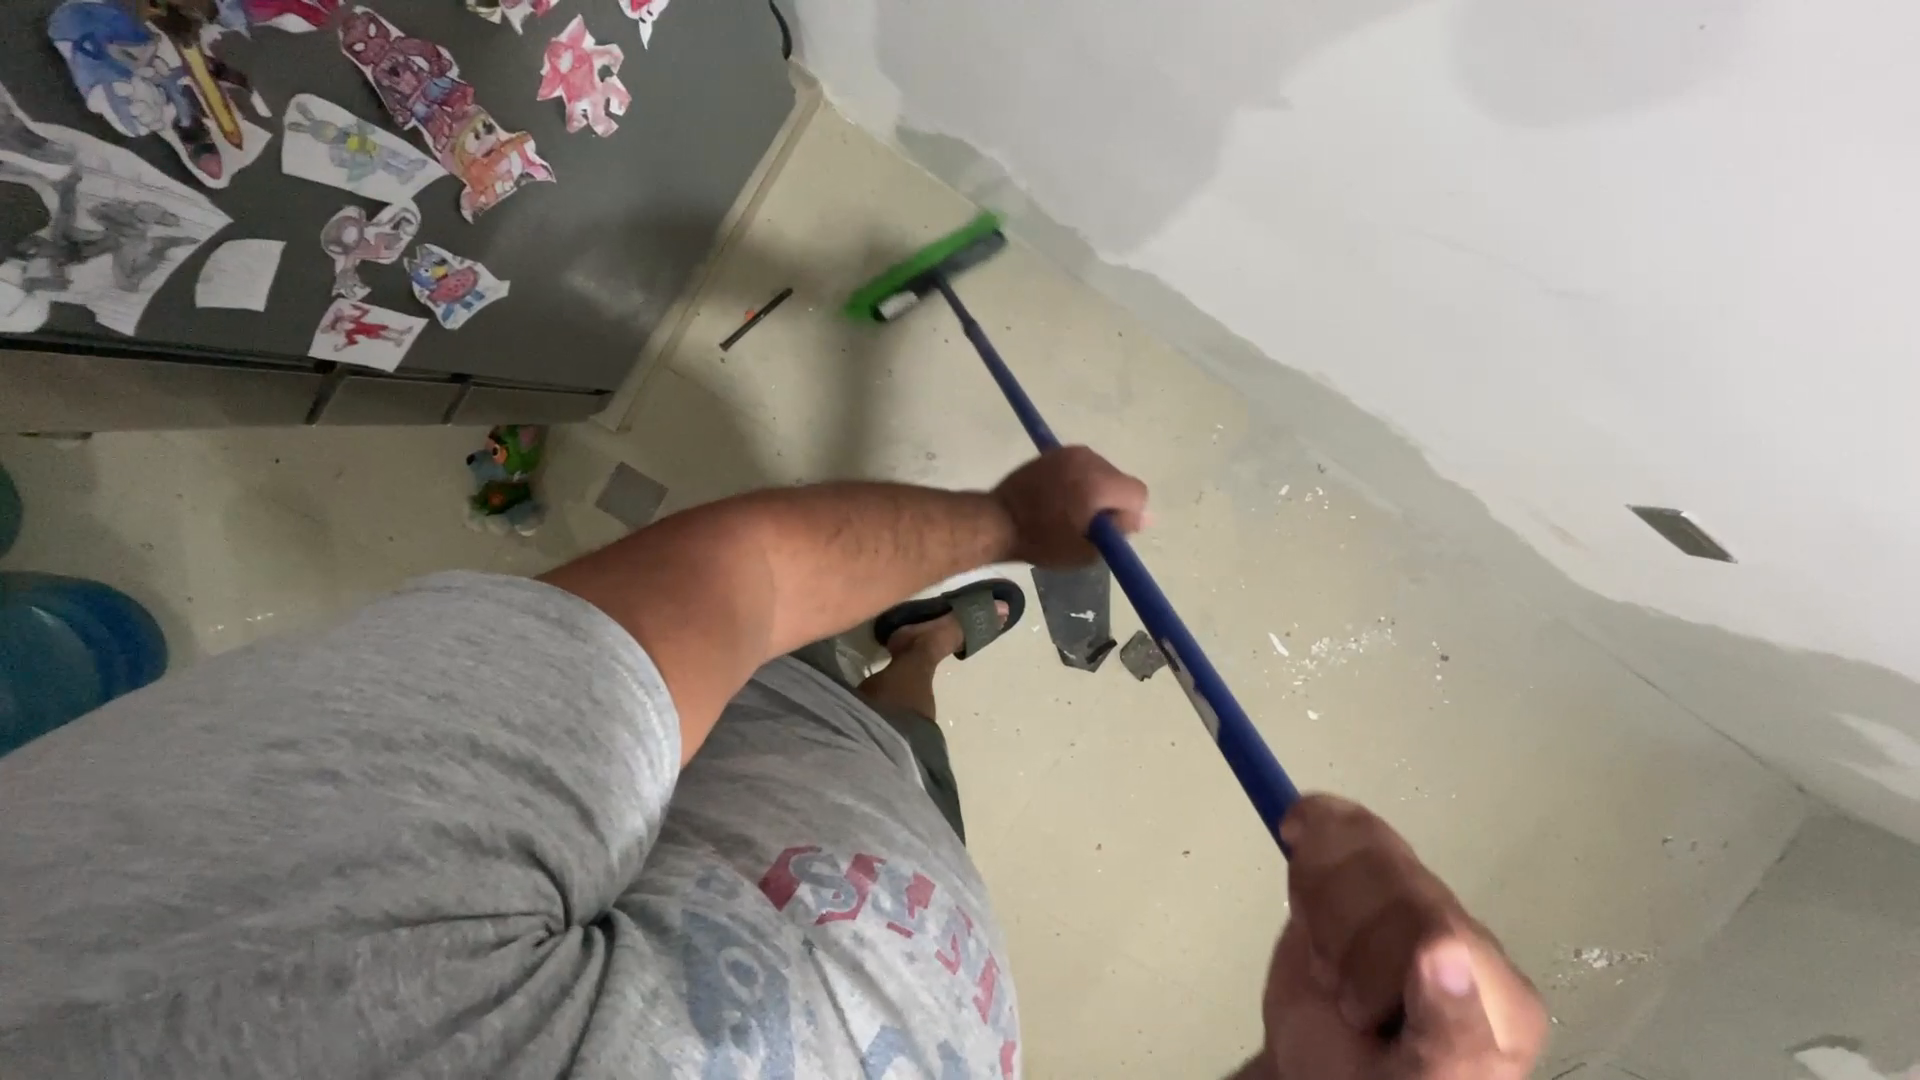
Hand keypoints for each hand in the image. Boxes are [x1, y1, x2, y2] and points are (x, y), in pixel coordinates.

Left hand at [992, 446, 1149, 566]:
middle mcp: (1089, 459)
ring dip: (1094, 490)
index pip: (1137, 493)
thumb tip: (1145, 519)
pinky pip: (1081, 466)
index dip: (1128, 515)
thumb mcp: (1085, 550)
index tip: (1106, 531)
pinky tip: (1059, 498)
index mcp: (1099, 483)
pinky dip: (1078, 481)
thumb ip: (1119, 533)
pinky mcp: (1053, 452)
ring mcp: (1069, 452)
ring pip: (1101, 472)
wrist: (997, 520)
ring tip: (1069, 511)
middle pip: (1119, 480)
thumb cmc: (1041, 541)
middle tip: (1085, 524)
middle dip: (1111, 502)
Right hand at [1256, 796, 1547, 1078]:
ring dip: (1318, 902)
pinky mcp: (1362, 869)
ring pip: (1357, 840)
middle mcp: (1465, 935)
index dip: (1372, 948)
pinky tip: (1307, 898)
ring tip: (1328, 963)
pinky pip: (1332, 819)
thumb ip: (1449, 1032)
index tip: (1357, 1010)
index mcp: (1499, 991)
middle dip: (1341, 936)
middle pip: (1392, 877)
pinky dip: (1305, 854)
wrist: (1314, 1074)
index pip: (1434, 922)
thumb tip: (1445, 943)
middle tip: (1345, 999)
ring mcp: (1411, 895)